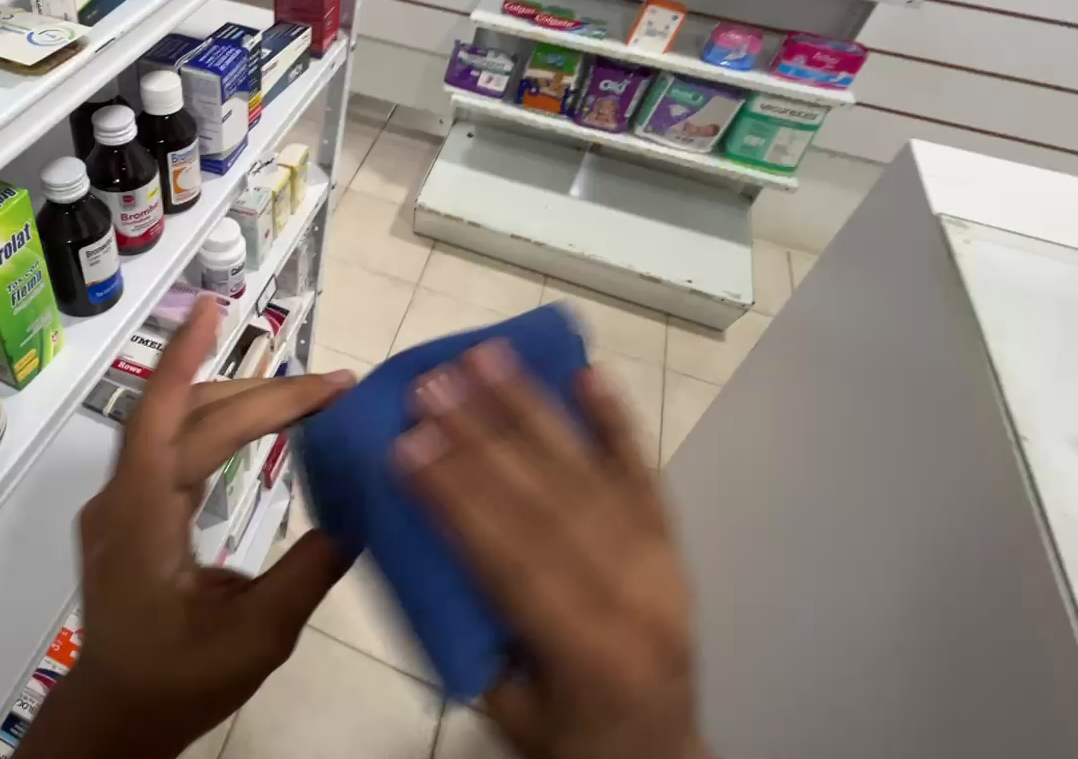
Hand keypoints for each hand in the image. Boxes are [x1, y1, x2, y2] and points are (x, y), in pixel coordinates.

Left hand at [19, 297, 357, 758]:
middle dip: (259, 390)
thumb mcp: (254, 640)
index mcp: (142, 519)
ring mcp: (123, 497)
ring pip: (177, 422)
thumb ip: (305, 575)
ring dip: (238, 397)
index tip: (241, 324)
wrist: (114, 715)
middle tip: (330, 384)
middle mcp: (123, 494)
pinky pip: (173, 444)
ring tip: (304, 395)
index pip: (181, 425)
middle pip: (187, 415)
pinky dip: (218, 421)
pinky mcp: (133, 505)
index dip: (216, 373)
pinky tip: (254, 417)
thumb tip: (358, 516)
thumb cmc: (178, 681)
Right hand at [396, 342, 704, 758]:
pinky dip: (615, 419)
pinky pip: (643, 471)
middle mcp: (633, 597)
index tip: (406, 442)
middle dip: (481, 435)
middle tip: (431, 383)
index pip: (509, 555)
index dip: (455, 496)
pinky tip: (588, 372)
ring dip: (529, 408)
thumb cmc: (562, 733)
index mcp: (586, 651)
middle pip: (546, 499)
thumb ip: (463, 619)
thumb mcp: (500, 702)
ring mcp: (661, 562)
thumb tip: (413, 530)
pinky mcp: (671, 541)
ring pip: (586, 472)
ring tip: (484, 356)